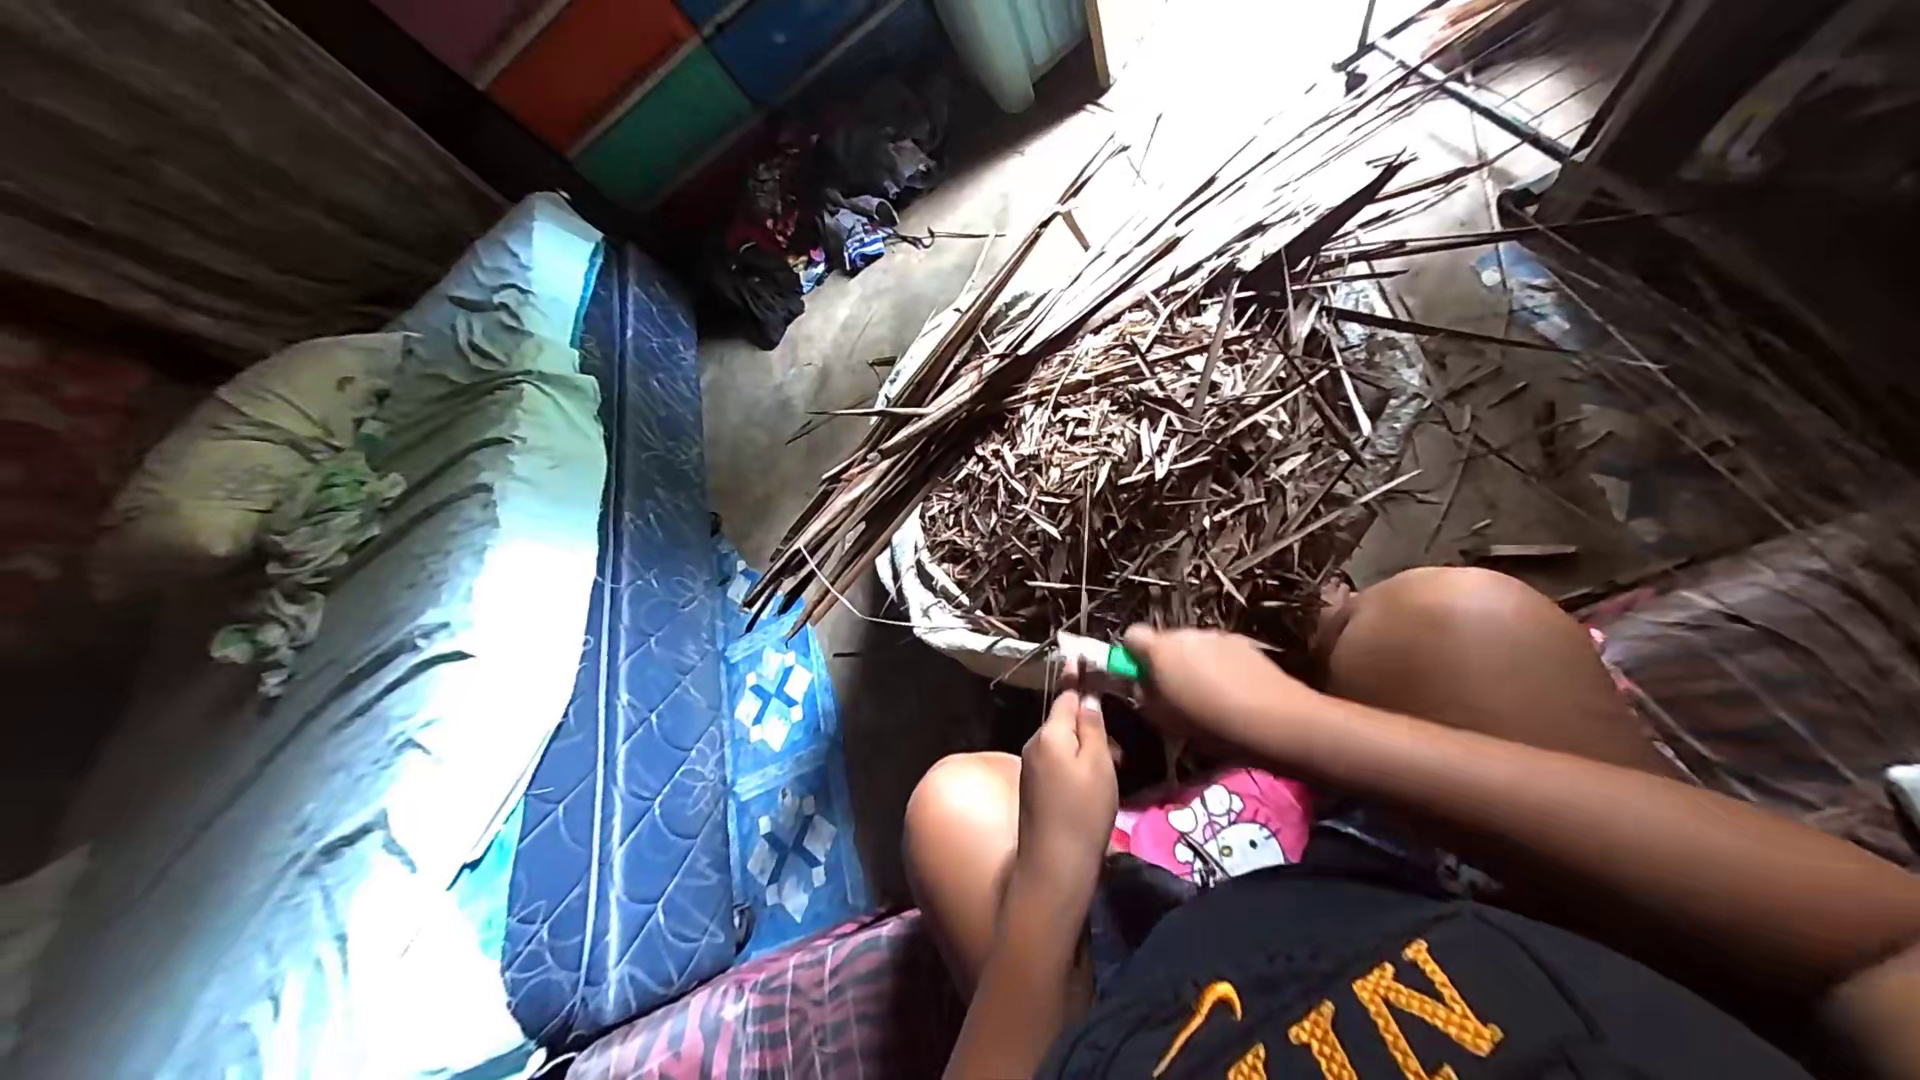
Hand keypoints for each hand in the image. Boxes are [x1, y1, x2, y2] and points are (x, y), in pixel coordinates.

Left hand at [1015, 670, 1117, 898]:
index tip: (1081, 656)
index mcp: (1050, 732)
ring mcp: (1031, 766)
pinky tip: (1094, 786)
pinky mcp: (1033, 787)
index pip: (1066, 695)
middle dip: (1089, 724)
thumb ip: (1091, 726)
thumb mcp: (1098, 763)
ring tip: (1113, 770)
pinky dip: (1076, 765)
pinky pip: (1057, 762)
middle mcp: (1034, 743)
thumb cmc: (1083, 809)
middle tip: (1118, 748)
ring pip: (1063, 743)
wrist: (1055, 863)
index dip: (1078, 677)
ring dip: (1086, 748)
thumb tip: (1087, 696)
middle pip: (1064, 721)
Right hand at [1122, 625, 1323, 751]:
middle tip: (1176, 693)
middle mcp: (1186, 634)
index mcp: (1160, 650)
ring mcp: (1218, 636)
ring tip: (1210, 696)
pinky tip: (1234, 693)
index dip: (1133, 654)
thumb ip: (1144, 696)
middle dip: (1166, 661)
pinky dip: (1220, 666)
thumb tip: (1142, 684)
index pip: (1131, 635)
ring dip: (1194, 663)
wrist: (1277, 721)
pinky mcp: (1245, 644)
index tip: (1142, 677)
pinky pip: (1220, 652)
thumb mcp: (1164, 720)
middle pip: (1165, 640)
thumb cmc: (1211, 724)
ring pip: (1194, 646)